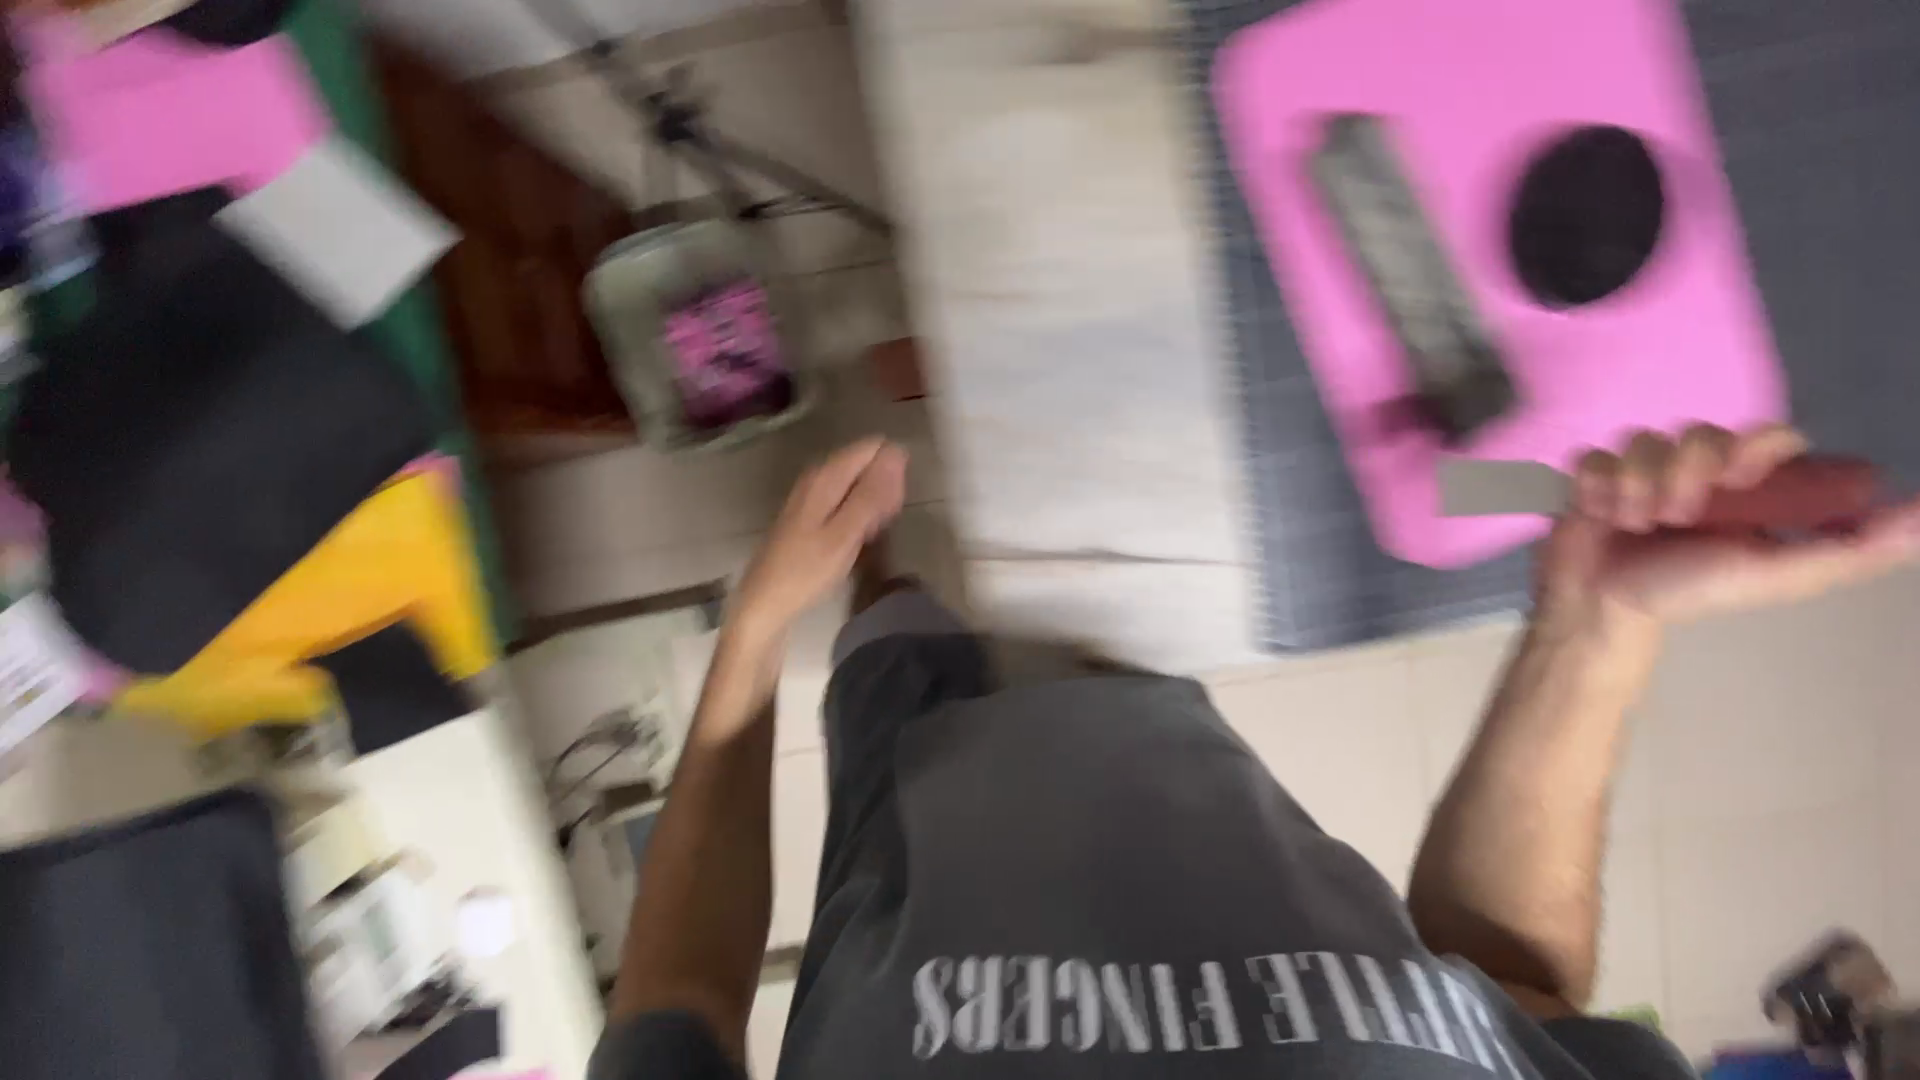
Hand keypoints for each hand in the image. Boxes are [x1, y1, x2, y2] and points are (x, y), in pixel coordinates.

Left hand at [729, 437, 907, 641]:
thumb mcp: (845, 535)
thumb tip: (897, 453)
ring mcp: (812, 494)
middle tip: (880, 528)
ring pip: (857, 484)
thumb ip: (871, 493)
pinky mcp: (811, 512)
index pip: (873, 449)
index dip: (891, 473)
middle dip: (883, 490)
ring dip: (873, 505)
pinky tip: (859, 539)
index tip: (891, 508)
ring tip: (870, 537)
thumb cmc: (807, 571)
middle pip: (865, 464)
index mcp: (826, 476)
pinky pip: (846, 500)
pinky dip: (858, 515)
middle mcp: (817, 476)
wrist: (766, 602)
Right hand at [1537, 423, 1919, 631]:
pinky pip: (1597, 456)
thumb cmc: (1688, 591)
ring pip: (1645, 441)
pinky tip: (1602, 514)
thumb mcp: (1777, 575)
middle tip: (1678, 515)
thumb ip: (1850, 548)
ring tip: (1633, 523)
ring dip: (1637, 487)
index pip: (1772, 435)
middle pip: (1704, 432)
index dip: (1755, 448)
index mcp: (1752, 489)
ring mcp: (1644, 471)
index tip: (1742, 479)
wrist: (1601, 603)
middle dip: (1687, 473)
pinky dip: (1599, 488)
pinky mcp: (1595, 476)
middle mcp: (1700, 472)